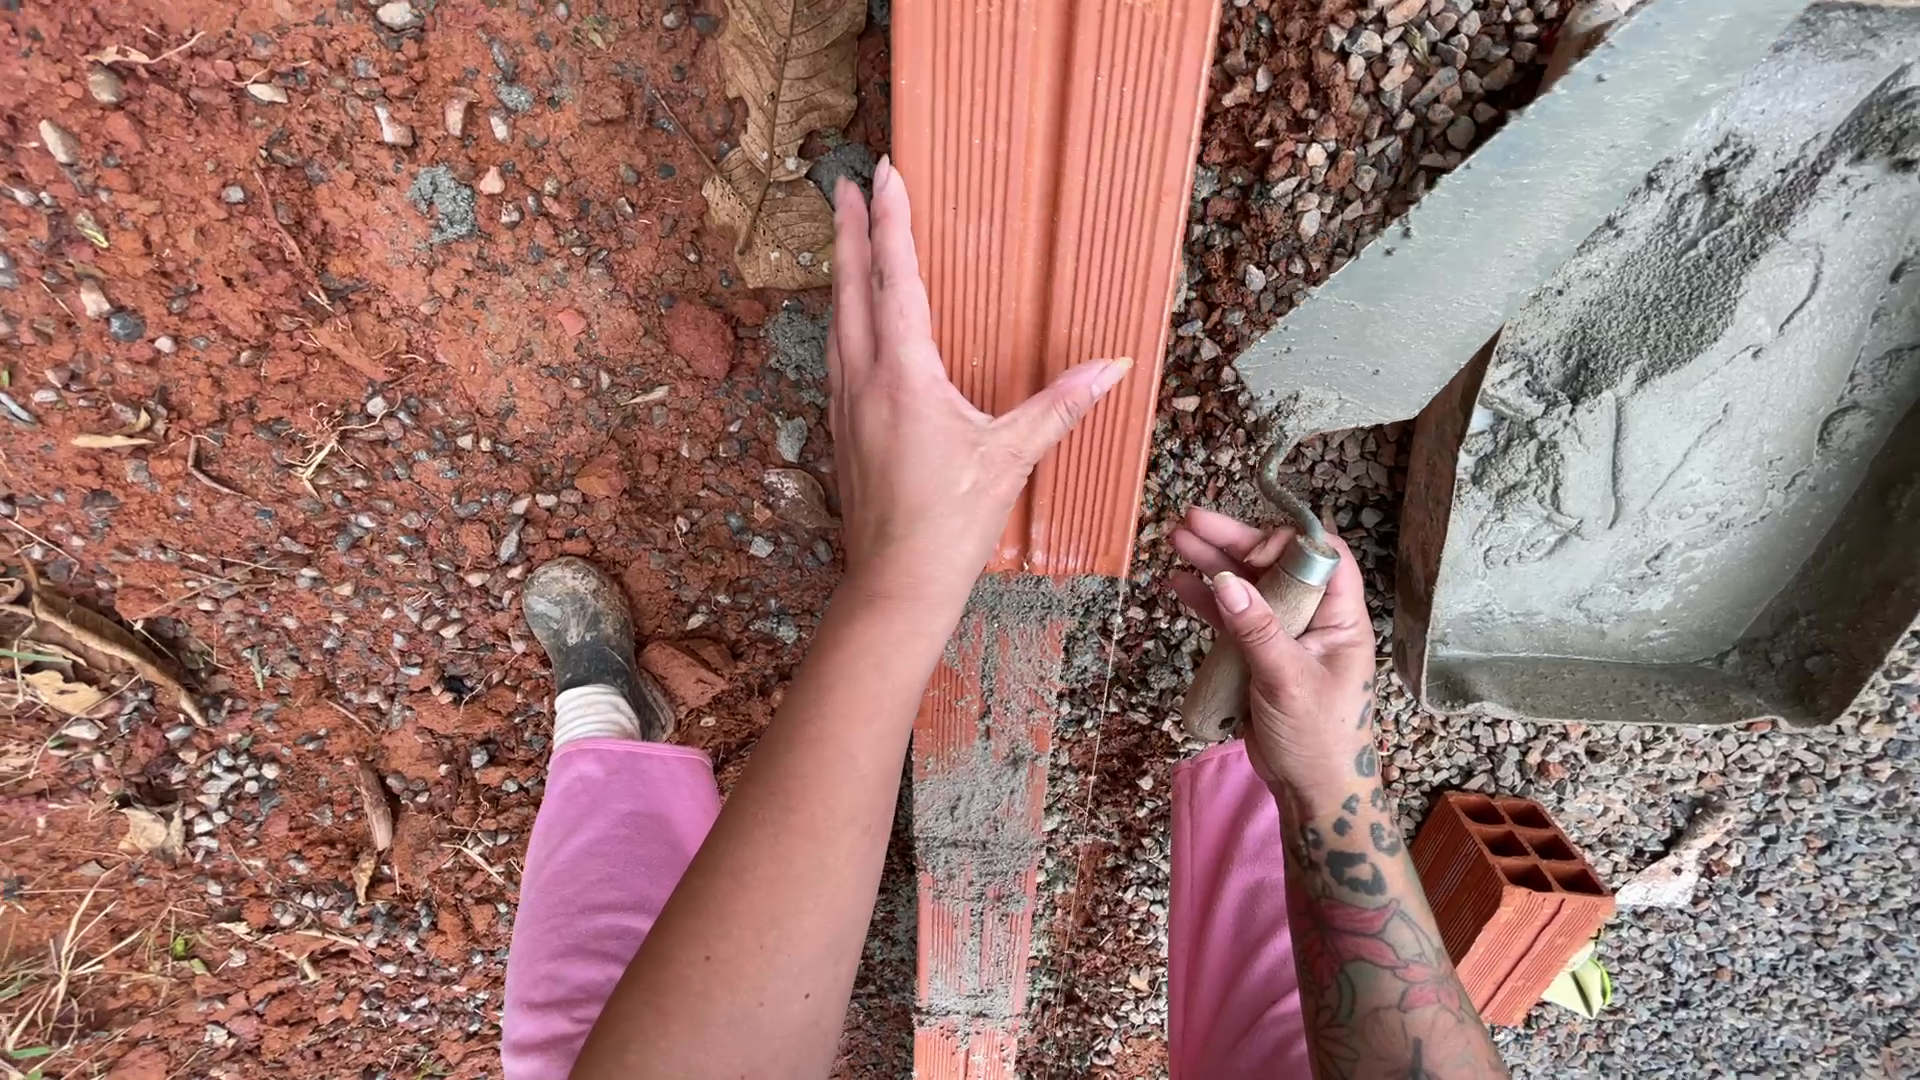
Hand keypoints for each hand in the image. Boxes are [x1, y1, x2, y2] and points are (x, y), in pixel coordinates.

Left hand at [827, 158, 1132, 604]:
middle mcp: (864, 383)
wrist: (898, 582)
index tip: (883, 175)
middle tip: (841, 187)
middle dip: (847, 233)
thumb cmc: (951, 523)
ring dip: (839, 277)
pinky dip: (841, 326)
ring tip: (842, 245)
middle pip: (850, 290)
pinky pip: (836, 361)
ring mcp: (845, 408)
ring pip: (836, 325)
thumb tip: (1111, 367)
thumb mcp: (1010, 458)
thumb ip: (1058, 405)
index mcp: (904, 377)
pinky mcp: (842, 433)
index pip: (895, 279)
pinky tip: (849, 331)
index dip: (891, 222)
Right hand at [1170, 507, 1376, 803]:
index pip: (1322, 558)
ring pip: (1245, 585)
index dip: (1285, 542)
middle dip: (1234, 540)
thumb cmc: (1318, 736)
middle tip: (1190, 521)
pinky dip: (1204, 598)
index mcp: (1339, 617)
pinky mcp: (1254, 651)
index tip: (1249, 548)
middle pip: (1273, 564)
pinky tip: (1178, 582)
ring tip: (1176, 539)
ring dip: (1212, 562)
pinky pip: (1228, 616)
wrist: (1310, 789)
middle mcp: (1310, 616)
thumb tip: (1226, 582)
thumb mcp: (1289, 681)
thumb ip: (1258, 631)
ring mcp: (1280, 633)